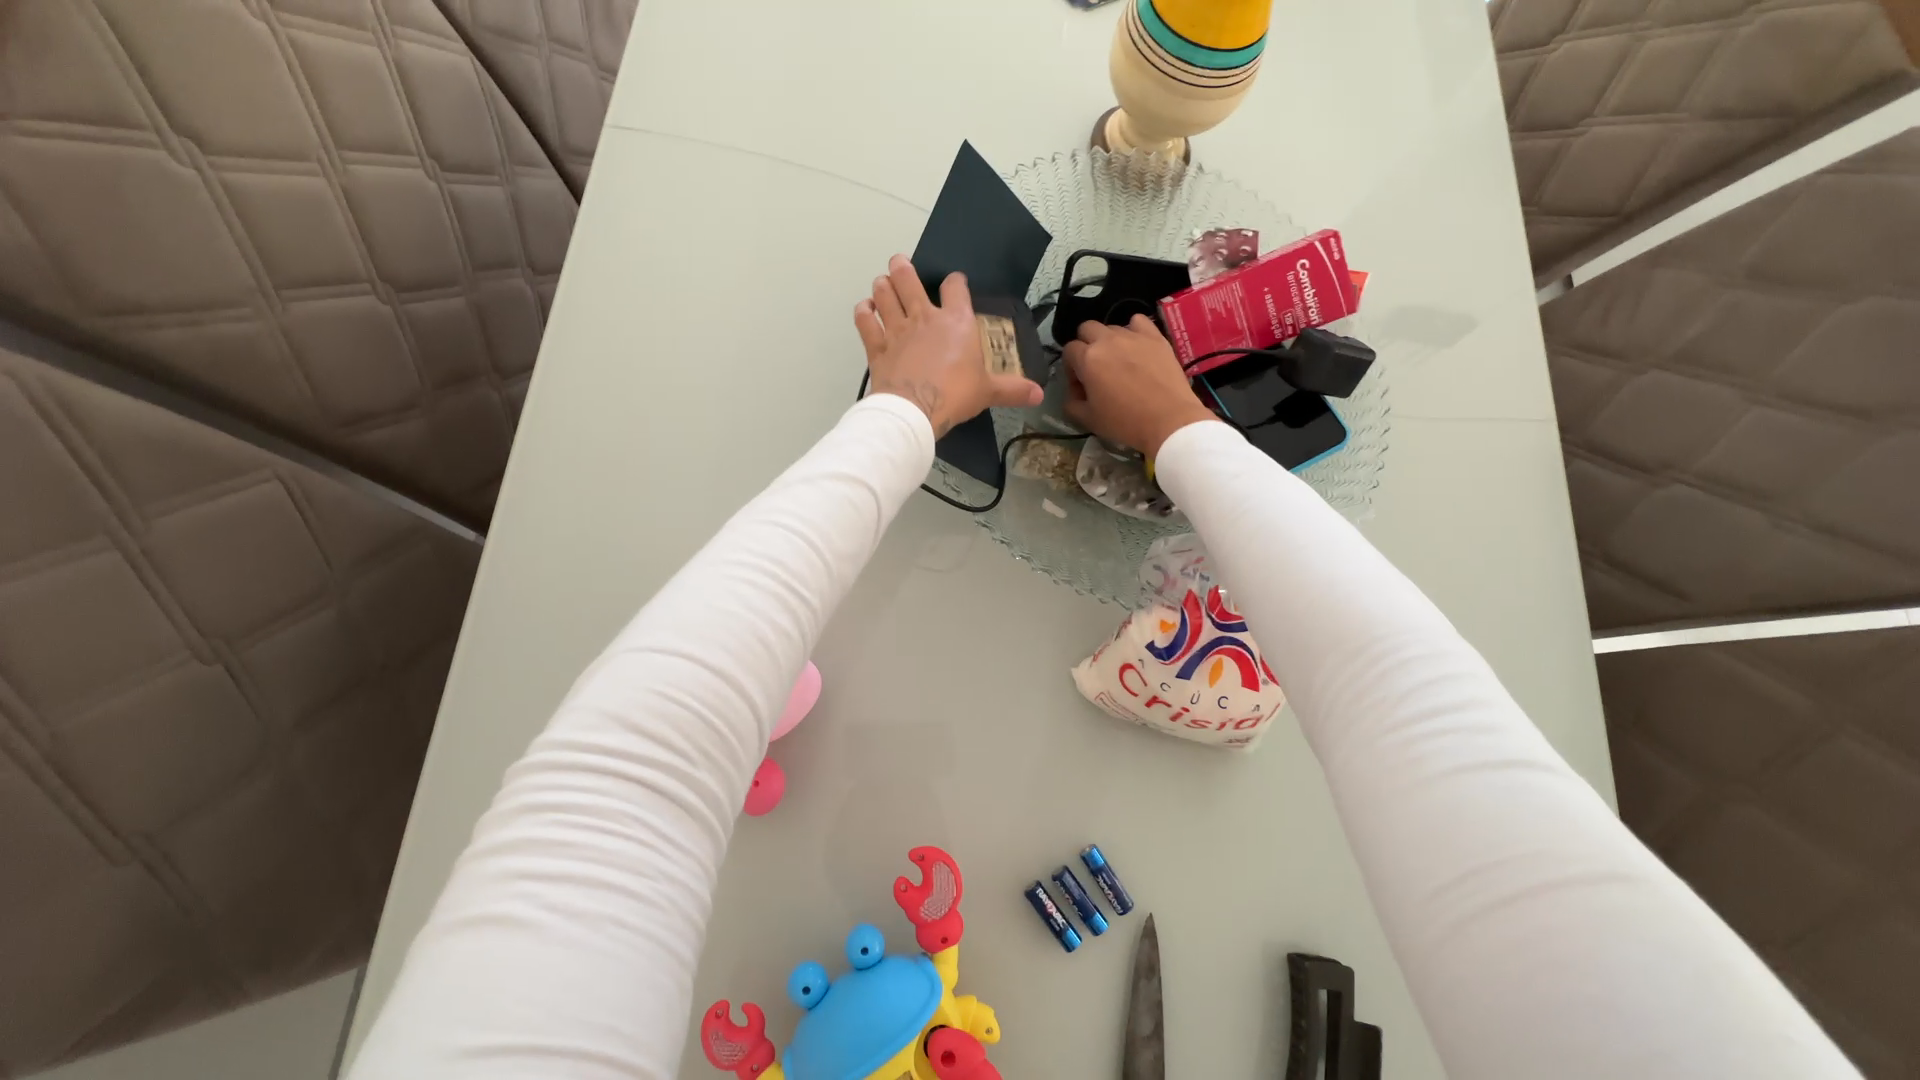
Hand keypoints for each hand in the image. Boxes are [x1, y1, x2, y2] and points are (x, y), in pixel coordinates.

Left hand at [856, 255, 1043, 437]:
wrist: (915, 410)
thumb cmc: (955, 395)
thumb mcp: (988, 392)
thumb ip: (1012, 389)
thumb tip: (1038, 393)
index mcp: (956, 321)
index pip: (956, 288)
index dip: (955, 281)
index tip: (954, 282)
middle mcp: (924, 317)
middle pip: (908, 279)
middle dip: (902, 267)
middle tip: (899, 262)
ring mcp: (897, 329)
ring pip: (883, 294)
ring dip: (882, 286)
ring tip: (882, 283)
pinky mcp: (876, 346)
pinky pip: (865, 322)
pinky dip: (863, 313)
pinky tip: (865, 310)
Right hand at [1064, 316, 1215, 457]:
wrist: (1168, 421)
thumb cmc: (1125, 422)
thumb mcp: (1088, 420)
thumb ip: (1071, 402)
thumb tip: (1074, 392)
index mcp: (1088, 359)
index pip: (1069, 350)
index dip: (1071, 367)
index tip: (1081, 384)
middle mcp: (1107, 340)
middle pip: (1086, 329)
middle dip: (1086, 345)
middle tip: (1095, 368)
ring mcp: (1133, 336)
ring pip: (1112, 327)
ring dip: (1109, 341)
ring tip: (1119, 361)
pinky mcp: (1155, 337)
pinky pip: (1139, 321)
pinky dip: (1134, 330)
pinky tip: (1137, 346)